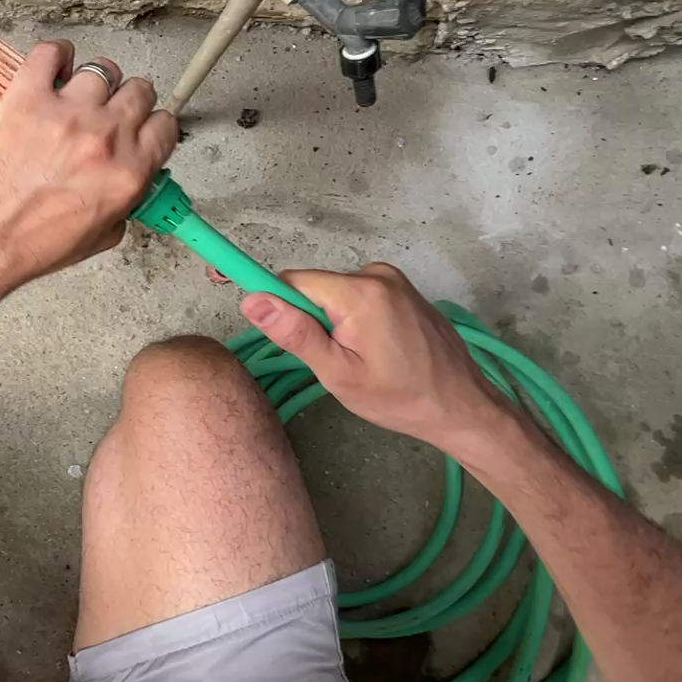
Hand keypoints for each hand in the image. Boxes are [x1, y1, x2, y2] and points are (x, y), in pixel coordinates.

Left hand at [0, 40, 177, 292]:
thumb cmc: (38, 243)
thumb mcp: (105, 234)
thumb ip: (128, 198)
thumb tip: (132, 176)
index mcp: (130, 171)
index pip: (165, 123)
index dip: (152, 126)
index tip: (139, 129)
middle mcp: (104, 137)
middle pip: (138, 90)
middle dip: (126, 102)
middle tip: (106, 115)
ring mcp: (66, 113)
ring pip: (101, 69)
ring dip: (93, 82)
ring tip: (75, 99)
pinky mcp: (27, 99)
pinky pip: (51, 53)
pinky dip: (56, 56)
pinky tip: (54, 71)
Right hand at [238, 263, 520, 452]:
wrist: (465, 407)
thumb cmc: (400, 399)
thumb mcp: (338, 374)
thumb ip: (295, 334)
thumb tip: (252, 300)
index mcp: (359, 292)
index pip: (290, 280)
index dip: (258, 288)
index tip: (216, 278)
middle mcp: (376, 274)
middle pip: (311, 287)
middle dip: (307, 319)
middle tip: (328, 360)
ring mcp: (391, 279)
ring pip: (332, 293)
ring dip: (329, 321)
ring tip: (356, 359)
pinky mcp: (400, 289)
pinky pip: (353, 296)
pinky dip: (348, 318)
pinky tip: (372, 349)